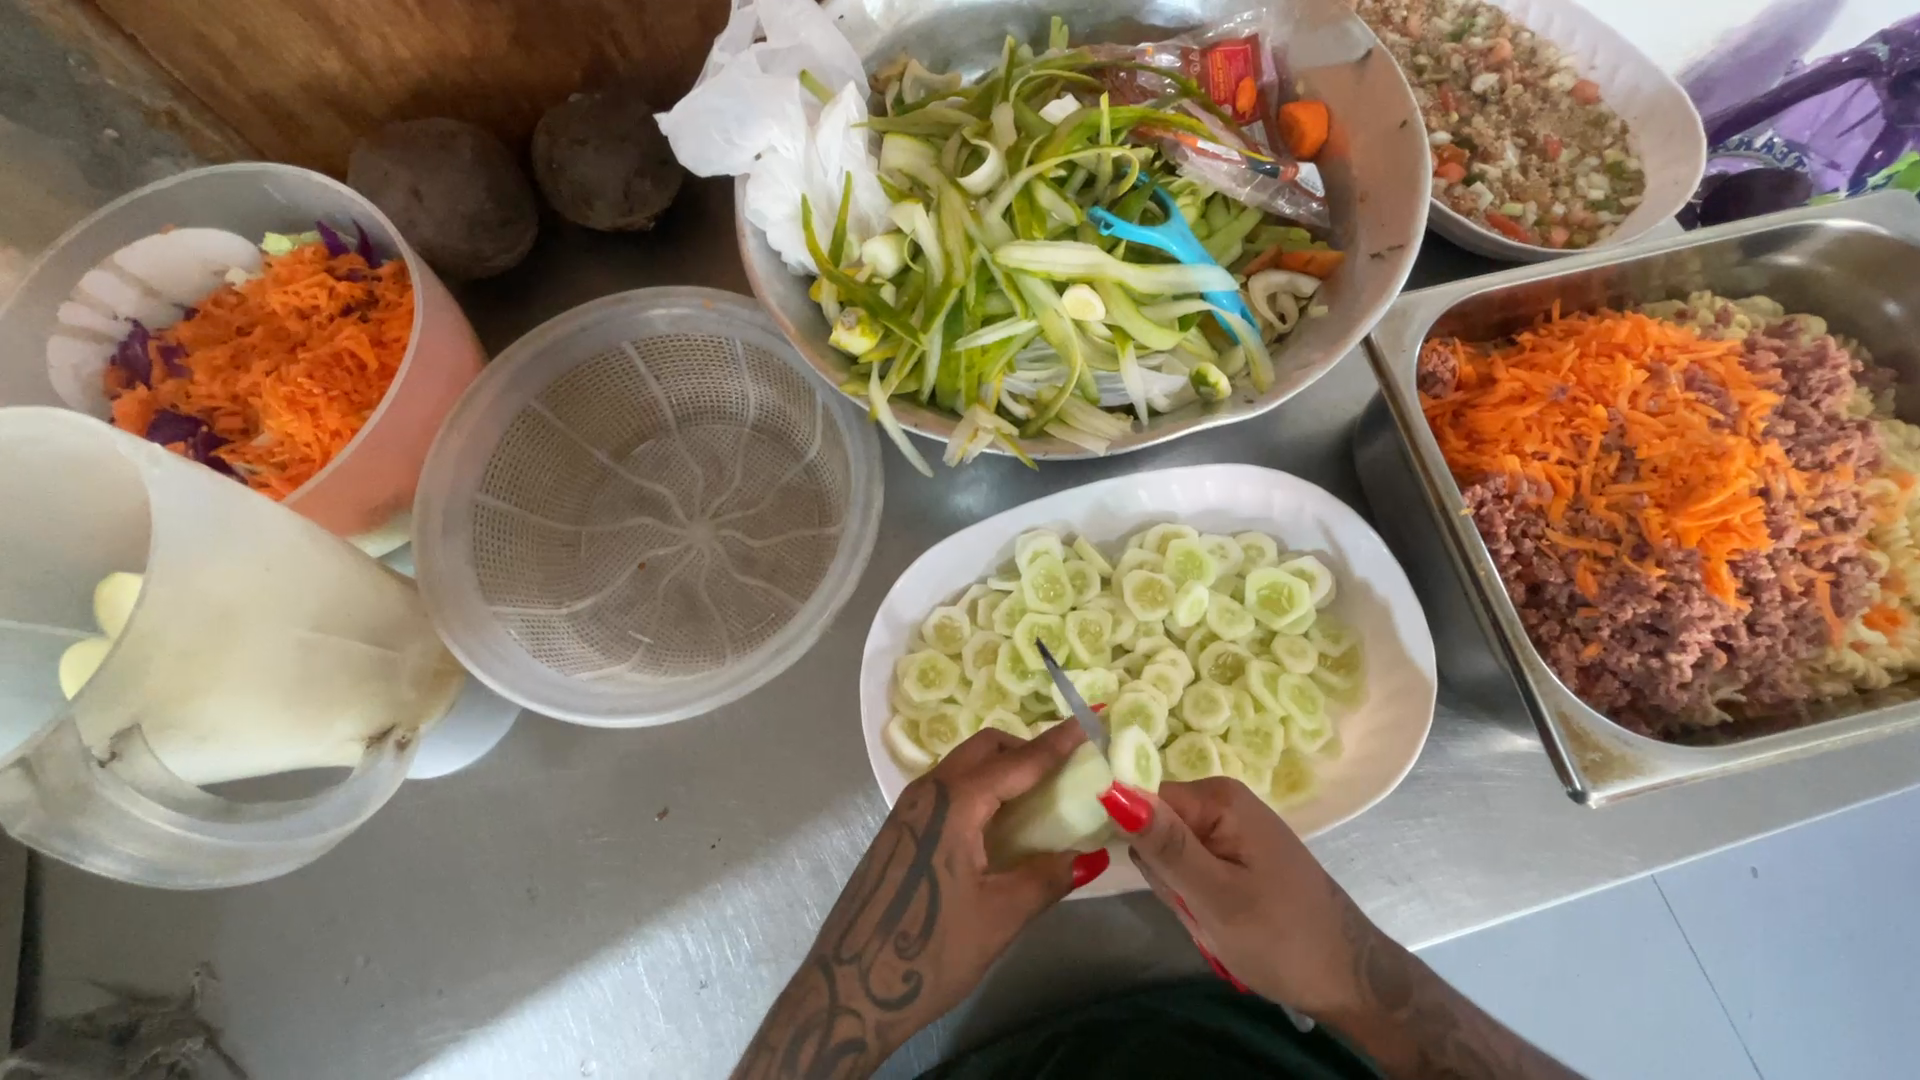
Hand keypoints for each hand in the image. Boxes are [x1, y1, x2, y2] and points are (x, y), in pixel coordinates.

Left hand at [733, 722, 1109, 1079]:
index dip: (1057, 743)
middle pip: (985, 748)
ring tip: (1040, 797)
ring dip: (1003, 768)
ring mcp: (910, 808)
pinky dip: (982, 789)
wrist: (850, 988)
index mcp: (955, 803)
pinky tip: (1001, 824)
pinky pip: (951, 788)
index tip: (1090, 720)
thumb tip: (1090, 855)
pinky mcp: (903, 828)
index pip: (1017, 762)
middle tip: (1065, 771)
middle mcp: (929, 792)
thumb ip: (1047, 878)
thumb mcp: (1000, 917)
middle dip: (1027, 749)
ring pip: (964, 766)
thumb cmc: (929, 953)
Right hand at [1104, 776, 1362, 1012]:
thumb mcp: (1216, 897)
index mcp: (1217, 797)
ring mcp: (1229, 827)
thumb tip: (1110, 788)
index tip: (1165, 883)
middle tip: (1197, 907)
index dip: (1140, 842)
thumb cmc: (1282, 938)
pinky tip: (1218, 916)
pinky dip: (1195, 895)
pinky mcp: (1233, 851)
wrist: (1348, 979)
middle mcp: (1221, 800)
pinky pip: (1190, 865)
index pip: (1141, 800)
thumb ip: (1164, 845)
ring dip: (1179, 890)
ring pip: (1168, 851)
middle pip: (1153, 826)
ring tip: (1212, 916)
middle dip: (1164, 873)